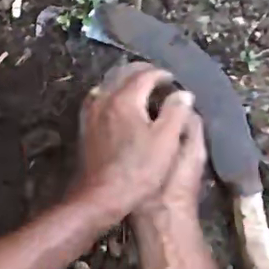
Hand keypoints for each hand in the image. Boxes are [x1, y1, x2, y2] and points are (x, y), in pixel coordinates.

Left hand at [68, 62, 196, 218]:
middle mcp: (103, 99)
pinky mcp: (85, 126)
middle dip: (142, 72)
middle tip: (158, 77)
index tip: (173, 79)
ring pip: (108, 84)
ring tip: (141, 87)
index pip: (144, 75)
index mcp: (124, 99)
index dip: (161, 74)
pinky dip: (113, 93)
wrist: (100, 196)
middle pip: (122, 74)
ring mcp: (90, 112)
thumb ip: (176, 113)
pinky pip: (100, 97)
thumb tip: (183, 93)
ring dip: (126, 81)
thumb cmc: (138, 171)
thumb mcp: (166, 142)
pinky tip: (120, 105)